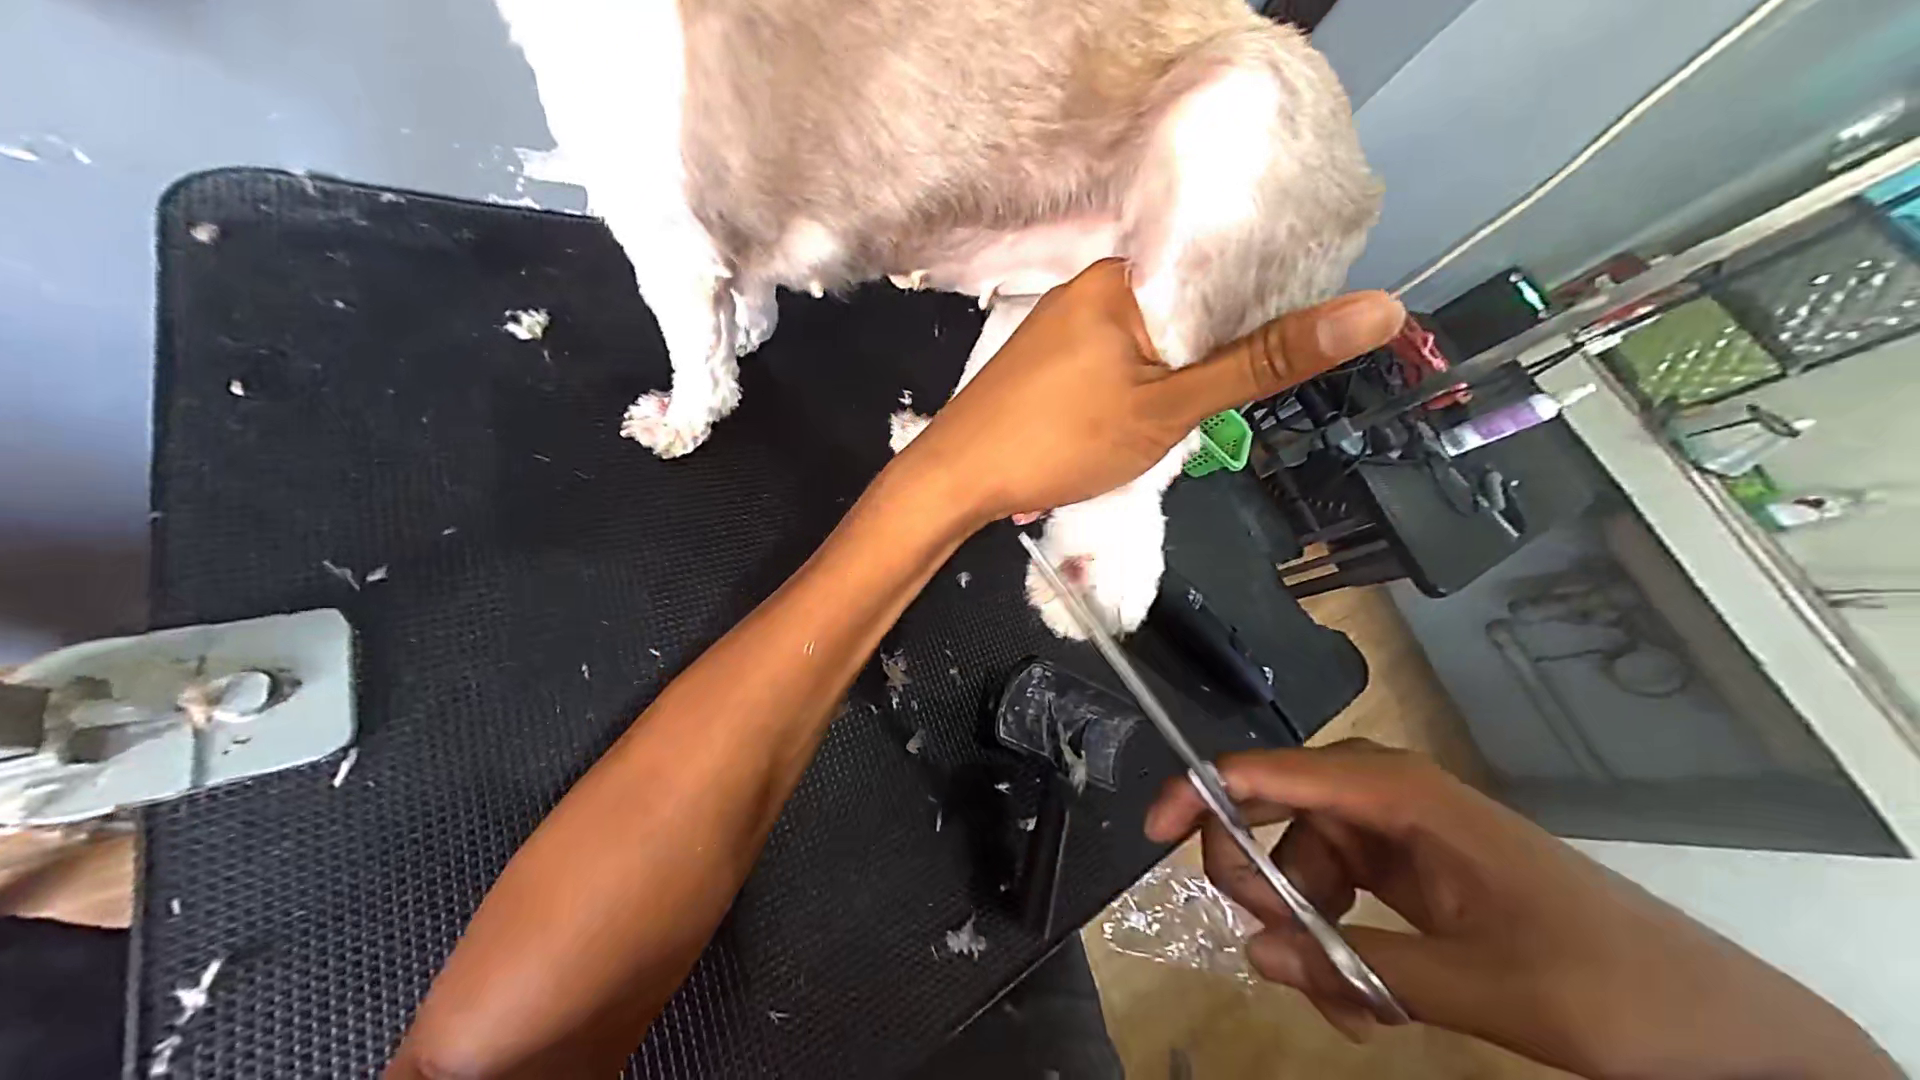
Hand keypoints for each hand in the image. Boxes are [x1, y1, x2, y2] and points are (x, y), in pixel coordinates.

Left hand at [897, 258, 1403, 523]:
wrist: (956, 479)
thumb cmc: (1059, 441)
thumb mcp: (1169, 407)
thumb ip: (1263, 361)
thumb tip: (1376, 310)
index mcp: (1127, 277)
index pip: (1230, 268)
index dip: (1273, 310)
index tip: (1289, 355)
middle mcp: (1095, 284)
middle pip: (1190, 304)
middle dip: (1217, 353)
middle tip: (1220, 403)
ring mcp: (1068, 319)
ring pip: (1154, 336)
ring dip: (1176, 376)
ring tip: (1175, 417)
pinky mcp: (1052, 354)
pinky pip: (1118, 355)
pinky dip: (1140, 383)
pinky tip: (1137, 415)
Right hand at [1143, 741, 1899, 1079]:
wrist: (1727, 1027)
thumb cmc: (1614, 985)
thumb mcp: (1487, 985)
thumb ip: (1358, 967)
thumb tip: (1251, 949)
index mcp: (1398, 792)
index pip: (1273, 770)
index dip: (1205, 790)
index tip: (1155, 828)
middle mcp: (1384, 797)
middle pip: (1272, 811)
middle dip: (1254, 874)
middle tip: (1269, 941)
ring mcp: (1393, 835)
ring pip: (1298, 863)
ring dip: (1298, 927)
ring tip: (1340, 1003)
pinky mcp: (1404, 874)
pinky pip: (1333, 894)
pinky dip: (1329, 944)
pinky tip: (1358, 1002)